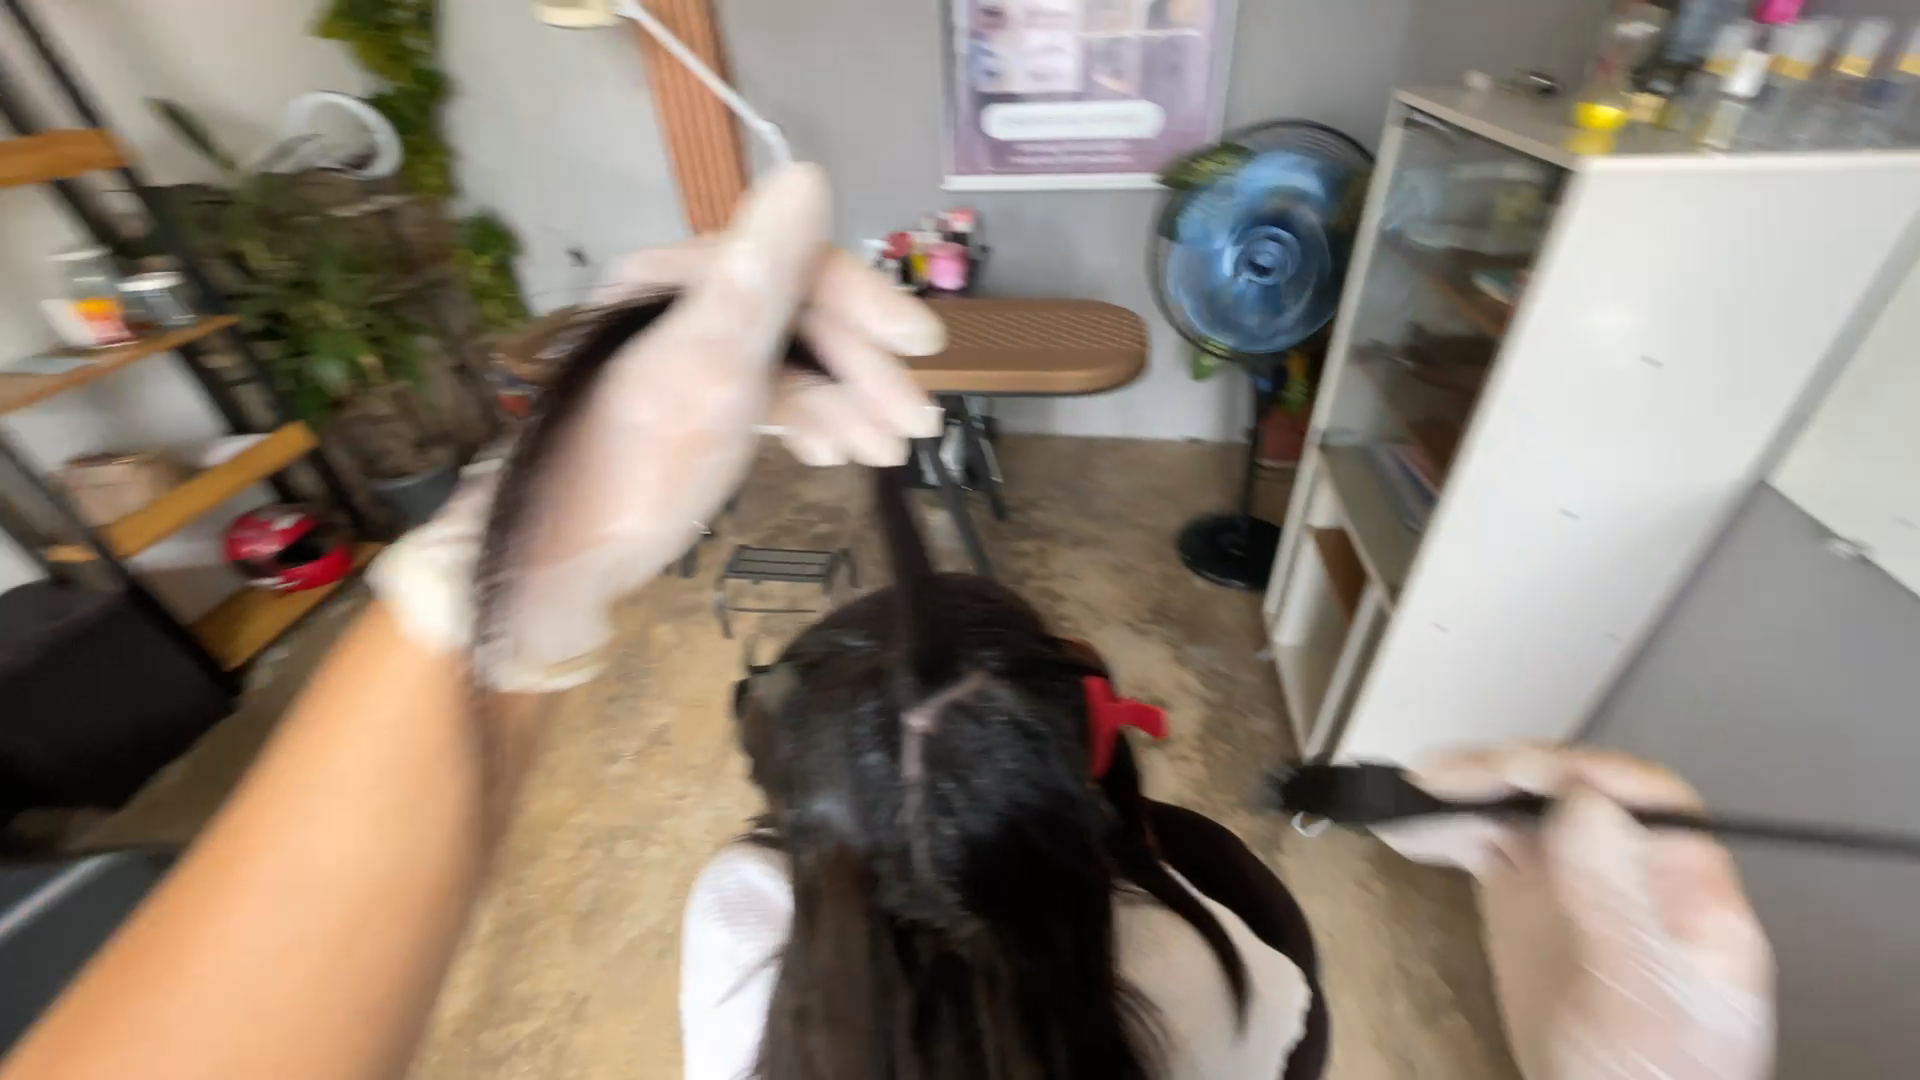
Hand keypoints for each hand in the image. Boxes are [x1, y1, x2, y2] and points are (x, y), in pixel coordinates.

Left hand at [370, 163, 946, 690]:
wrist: (572, 558)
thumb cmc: (636, 464)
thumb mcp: (705, 365)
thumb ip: (760, 276)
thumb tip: (810, 175)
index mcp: (685, 280)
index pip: (799, 268)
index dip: (867, 304)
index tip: (924, 349)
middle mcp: (698, 309)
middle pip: (809, 323)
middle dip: (867, 375)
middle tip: (917, 428)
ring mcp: (707, 361)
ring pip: (804, 368)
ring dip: (853, 408)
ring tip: (885, 454)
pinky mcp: (713, 408)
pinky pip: (783, 402)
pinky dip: (818, 425)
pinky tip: (837, 455)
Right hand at [1375, 743, 1773, 1079]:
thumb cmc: (1634, 1071)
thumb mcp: (1636, 996)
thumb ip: (1614, 901)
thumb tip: (1583, 801)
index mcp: (1682, 890)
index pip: (1637, 797)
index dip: (1573, 770)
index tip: (1506, 773)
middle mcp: (1627, 868)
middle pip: (1566, 789)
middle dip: (1500, 775)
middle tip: (1435, 780)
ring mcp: (1571, 876)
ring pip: (1517, 805)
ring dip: (1461, 792)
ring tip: (1406, 797)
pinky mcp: (1522, 889)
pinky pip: (1481, 838)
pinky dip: (1440, 826)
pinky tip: (1404, 832)